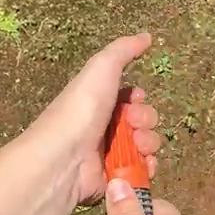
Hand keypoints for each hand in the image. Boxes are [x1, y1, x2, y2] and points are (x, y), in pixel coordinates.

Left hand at [22, 33, 162, 207]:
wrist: (64, 157)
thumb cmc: (82, 107)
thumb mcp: (101, 67)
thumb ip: (124, 49)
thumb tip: (147, 36)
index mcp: (99, 101)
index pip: (131, 98)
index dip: (139, 98)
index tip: (135, 98)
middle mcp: (104, 126)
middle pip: (143, 120)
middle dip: (146, 119)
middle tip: (133, 122)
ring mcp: (109, 153)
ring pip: (146, 145)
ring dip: (149, 142)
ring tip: (137, 145)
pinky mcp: (114, 178)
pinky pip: (141, 171)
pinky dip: (146, 167)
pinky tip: (142, 164)